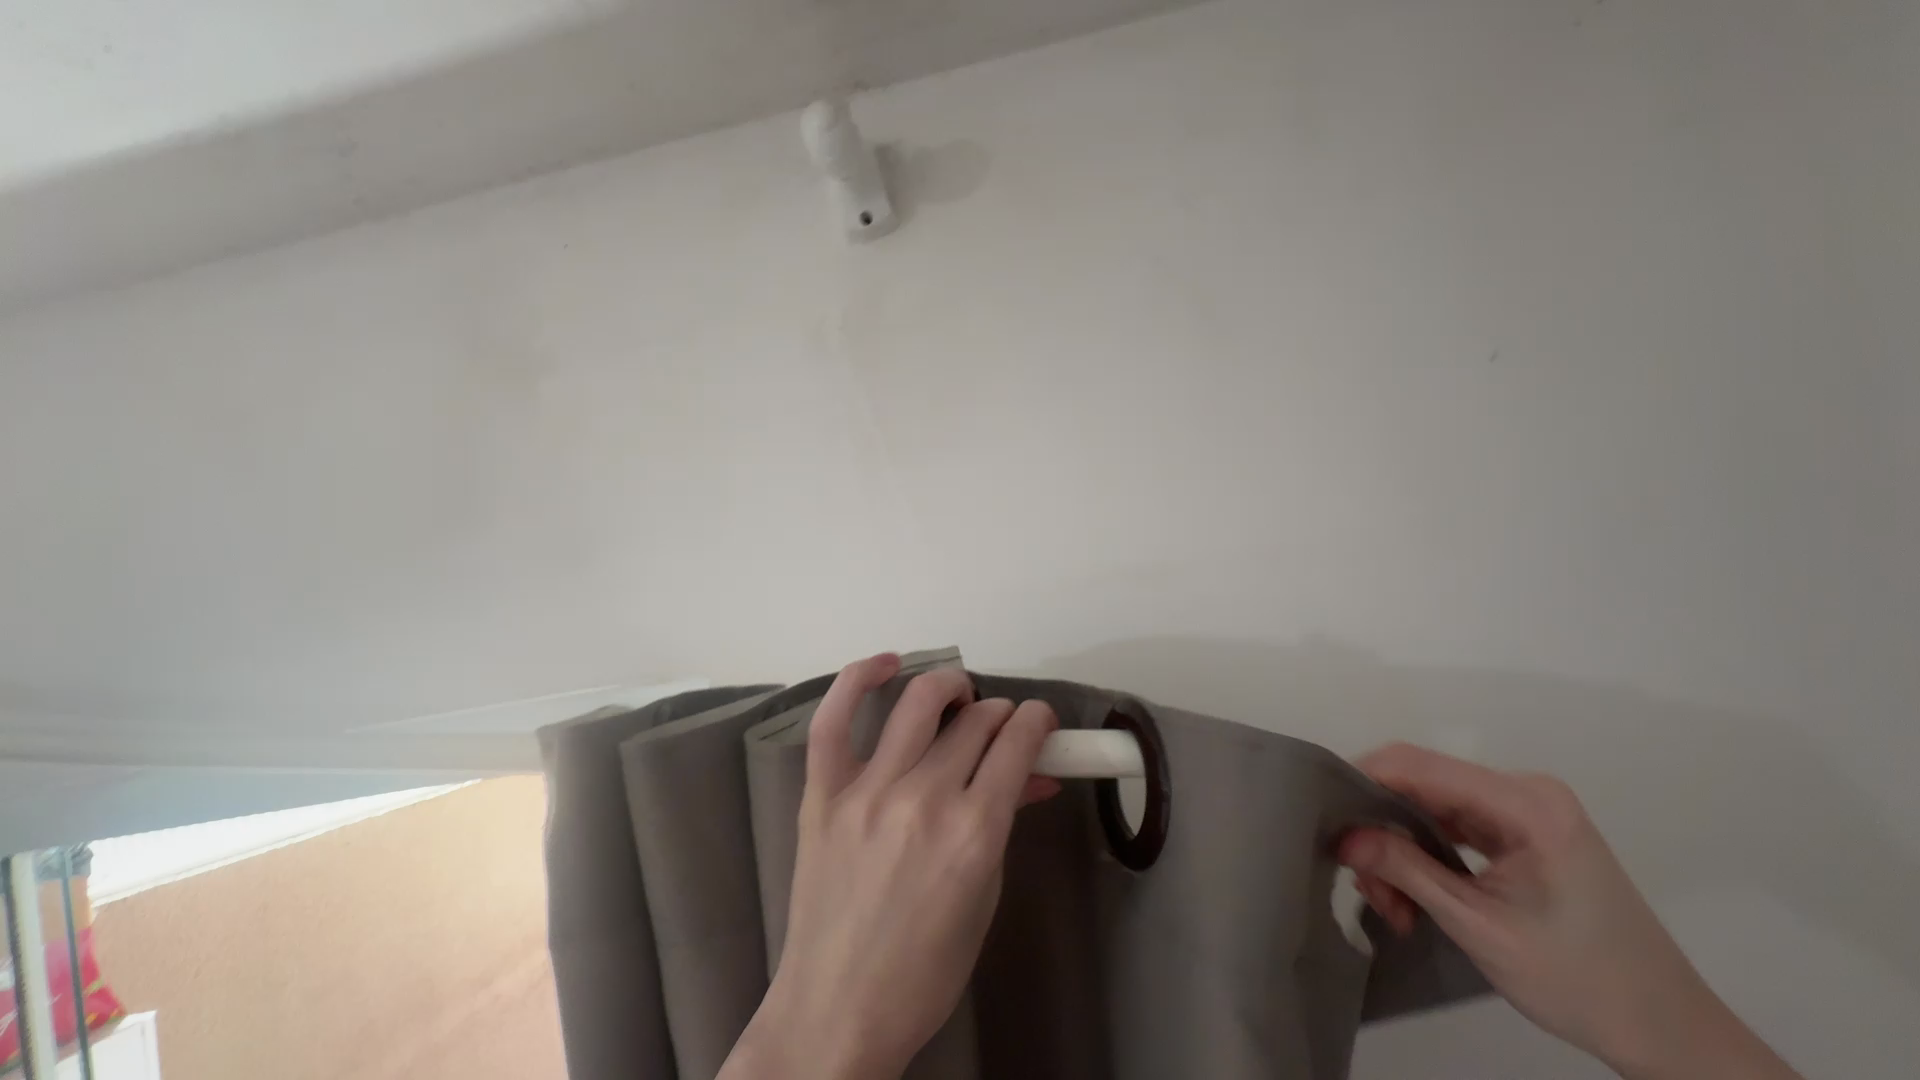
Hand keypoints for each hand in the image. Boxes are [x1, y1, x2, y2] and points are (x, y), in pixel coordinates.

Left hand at [721, 653, 1060, 1079]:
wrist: (837, 1008)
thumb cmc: (925, 971)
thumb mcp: (984, 896)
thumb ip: (1004, 823)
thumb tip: (1032, 776)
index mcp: (974, 832)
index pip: (1017, 743)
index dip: (1036, 721)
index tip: (1039, 720)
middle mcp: (924, 799)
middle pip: (975, 722)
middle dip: (1000, 713)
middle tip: (1000, 727)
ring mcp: (866, 791)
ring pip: (918, 704)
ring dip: (950, 687)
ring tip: (959, 694)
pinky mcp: (821, 795)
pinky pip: (834, 720)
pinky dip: (858, 679)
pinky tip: (886, 663)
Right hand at [1340, 743, 1799, 1079]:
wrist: (1666, 1030)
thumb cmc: (1578, 978)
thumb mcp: (1478, 925)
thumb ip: (1406, 872)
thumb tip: (1342, 838)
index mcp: (1525, 802)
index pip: (1418, 765)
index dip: (1362, 780)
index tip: (1325, 818)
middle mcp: (1523, 793)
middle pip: (1420, 788)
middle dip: (1382, 834)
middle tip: (1366, 890)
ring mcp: (1524, 815)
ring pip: (1430, 812)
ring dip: (1401, 855)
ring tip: (1394, 910)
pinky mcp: (1521, 837)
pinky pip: (1452, 831)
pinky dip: (1426, 861)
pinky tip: (1414, 899)